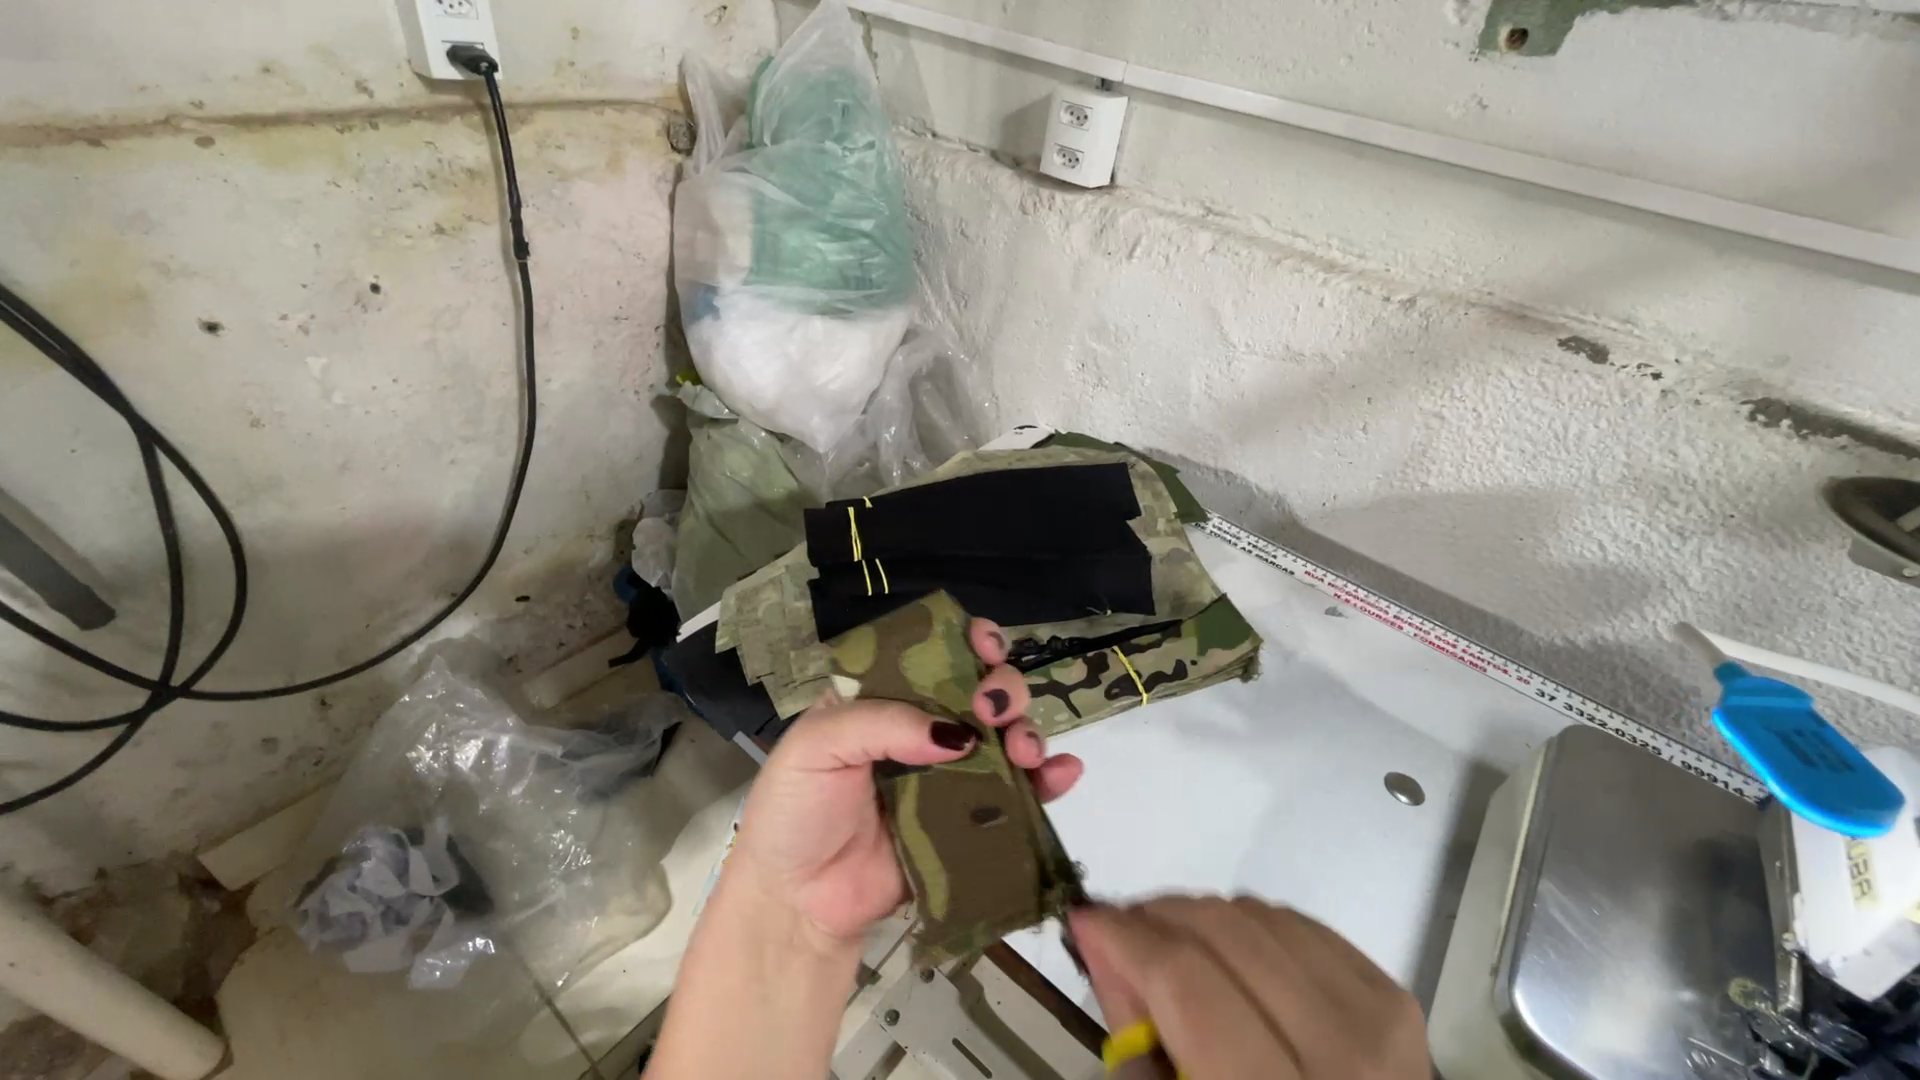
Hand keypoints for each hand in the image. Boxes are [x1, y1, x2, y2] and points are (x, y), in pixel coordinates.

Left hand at [727, 617, 1084, 948]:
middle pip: (981, 690)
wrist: (797, 900)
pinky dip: (1049, 781)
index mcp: (885, 698)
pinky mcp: (971, 822)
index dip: (967, 641)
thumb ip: (885, 724)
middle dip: (1002, 687)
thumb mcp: (819, 744)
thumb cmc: (795, 808)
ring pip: (1006, 738)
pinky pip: (1019, 796)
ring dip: (1027, 731)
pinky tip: (1063, 773)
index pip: (935, 655)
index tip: (984, 645)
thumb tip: (961, 735)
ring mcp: (952, 775)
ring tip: (1022, 749)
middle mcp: (924, 729)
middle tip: (992, 707)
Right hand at [1071, 898, 1429, 1079]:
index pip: (1186, 980)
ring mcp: (1378, 1023)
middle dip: (1157, 915)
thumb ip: (1134, 1030)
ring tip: (1175, 944)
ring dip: (1201, 916)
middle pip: (1223, 934)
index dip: (1124, 935)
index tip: (1085, 916)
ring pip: (1258, 915)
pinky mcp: (1395, 999)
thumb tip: (1099, 936)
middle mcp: (1339, 1057)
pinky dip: (1251, 925)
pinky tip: (1232, 954)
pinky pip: (1299, 922)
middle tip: (1123, 928)